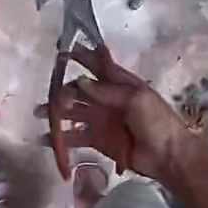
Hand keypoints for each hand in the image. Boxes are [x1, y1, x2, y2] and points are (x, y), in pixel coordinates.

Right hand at [49, 47, 207, 186]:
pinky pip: (75, 136)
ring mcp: (101, 120)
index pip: (97, 65)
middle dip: (63, 90)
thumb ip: (107, 91)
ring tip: (40, 114)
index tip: (64, 51)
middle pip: (79, 90)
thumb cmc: (156, 121)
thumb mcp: (136, 99)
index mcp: (120, 83)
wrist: (168, 156)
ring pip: (73, 112)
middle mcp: (107, 99)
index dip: (82, 57)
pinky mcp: (97, 140)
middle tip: (53, 97)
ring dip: (55, 112)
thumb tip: (79, 81)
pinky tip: (45, 139)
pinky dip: (60, 138)